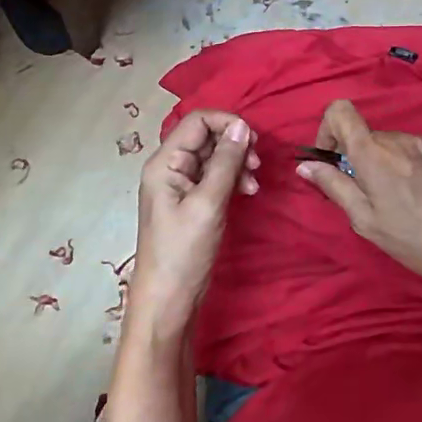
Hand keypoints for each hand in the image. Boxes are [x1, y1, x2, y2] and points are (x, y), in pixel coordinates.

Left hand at [129, 111, 260, 339]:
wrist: (168, 301)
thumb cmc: (183, 252)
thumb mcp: (208, 204)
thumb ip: (225, 162)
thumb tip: (242, 126)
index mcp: (164, 163)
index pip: (197, 120)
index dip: (227, 122)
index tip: (253, 141)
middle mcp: (170, 167)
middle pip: (207, 136)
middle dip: (235, 144)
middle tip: (257, 165)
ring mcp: (181, 185)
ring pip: (214, 156)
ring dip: (238, 162)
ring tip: (253, 183)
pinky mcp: (192, 201)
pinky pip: (215, 176)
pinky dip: (233, 178)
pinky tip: (247, 191)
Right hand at [297, 100, 421, 301]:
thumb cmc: (414, 241)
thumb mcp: (366, 220)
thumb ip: (334, 186)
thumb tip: (306, 165)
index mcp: (373, 153)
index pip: (340, 111)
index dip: (328, 130)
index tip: (332, 159)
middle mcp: (399, 138)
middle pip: (368, 136)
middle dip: (360, 159)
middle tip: (370, 196)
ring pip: (394, 144)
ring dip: (388, 163)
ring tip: (404, 200)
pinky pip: (418, 149)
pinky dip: (412, 164)